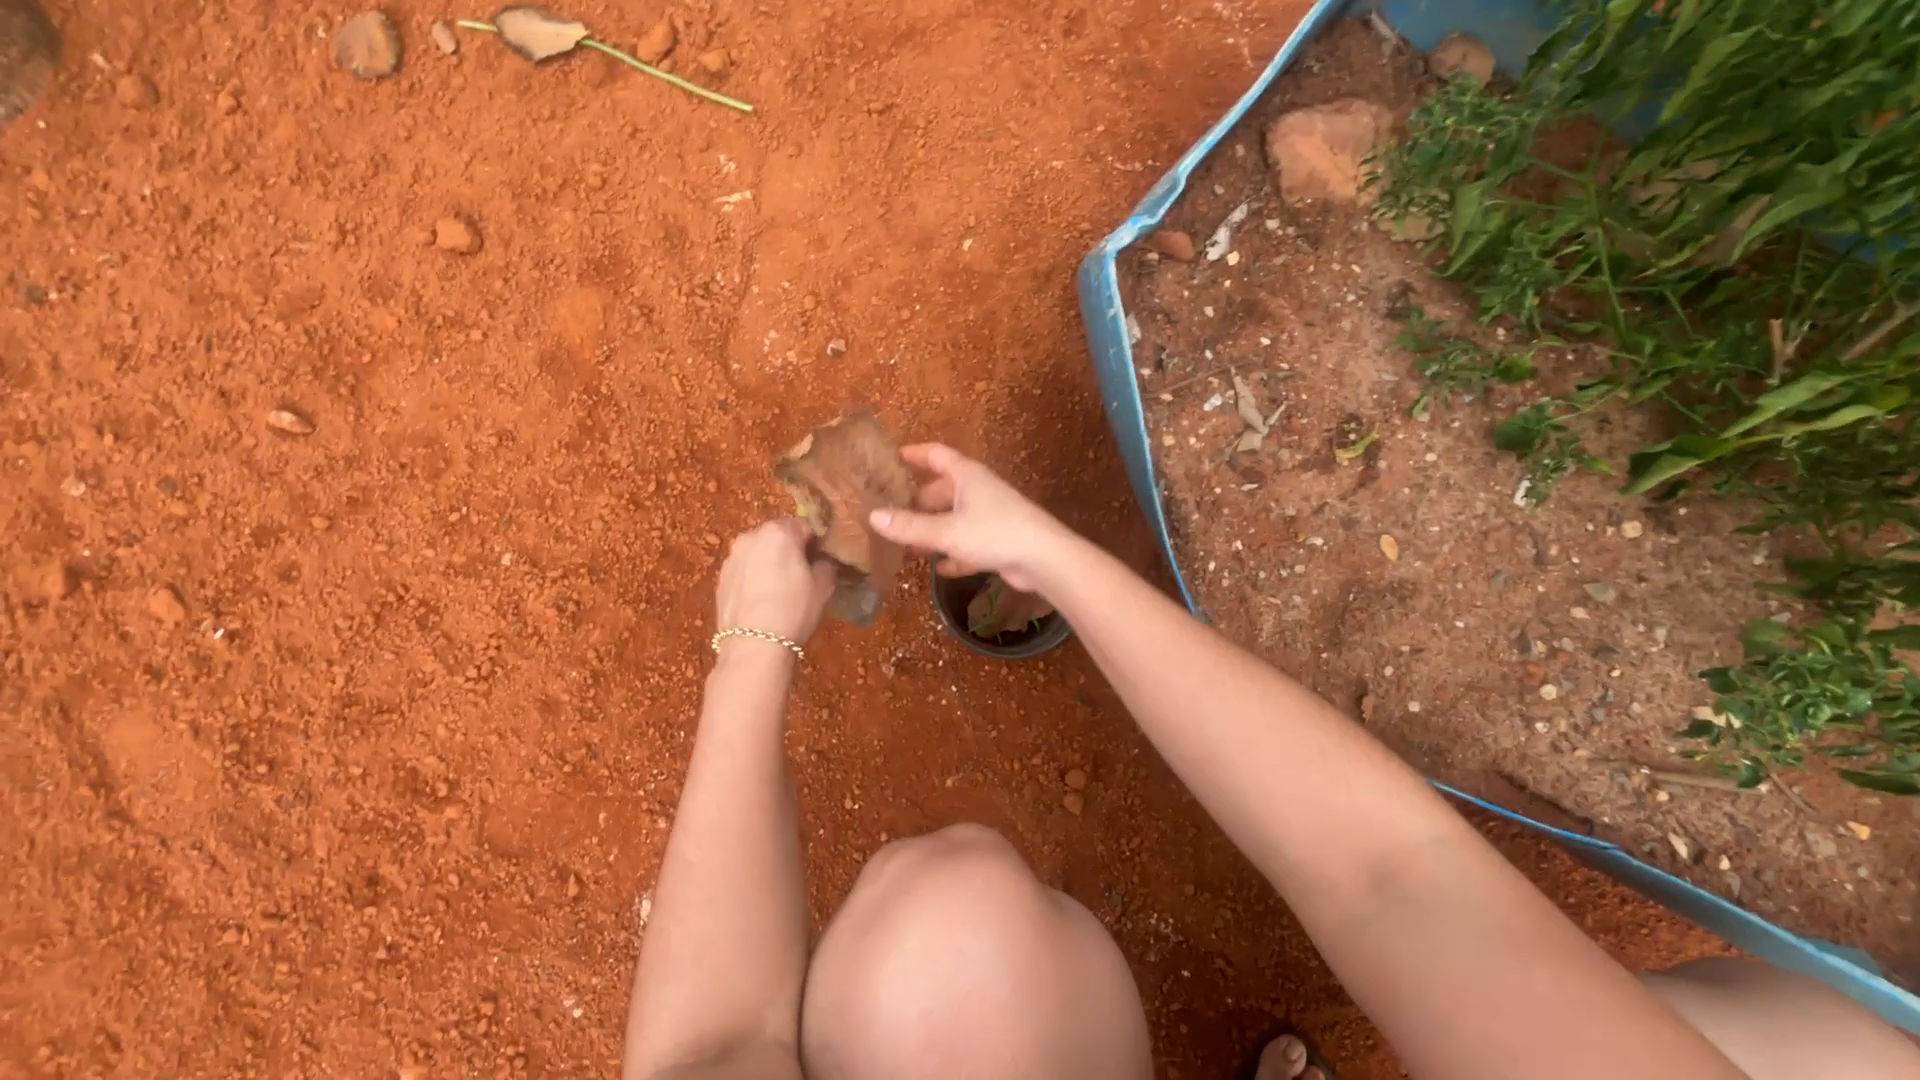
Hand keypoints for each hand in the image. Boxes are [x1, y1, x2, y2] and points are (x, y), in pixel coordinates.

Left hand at [715, 519, 837, 647]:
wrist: (753, 645)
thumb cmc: (794, 610)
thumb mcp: (824, 587)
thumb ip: (826, 564)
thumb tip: (822, 560)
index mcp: (779, 532)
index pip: (804, 525)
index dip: (815, 543)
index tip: (820, 562)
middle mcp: (751, 537)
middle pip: (777, 536)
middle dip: (789, 551)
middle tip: (802, 577)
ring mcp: (732, 558)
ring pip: (758, 553)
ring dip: (769, 564)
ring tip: (779, 592)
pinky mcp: (720, 579)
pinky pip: (744, 571)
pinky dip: (753, 580)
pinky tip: (761, 603)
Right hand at [867, 443, 1077, 592]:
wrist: (1044, 558)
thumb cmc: (993, 533)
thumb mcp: (945, 531)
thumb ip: (909, 526)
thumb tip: (873, 516)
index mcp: (966, 476)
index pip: (936, 455)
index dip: (914, 454)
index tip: (891, 458)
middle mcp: (979, 490)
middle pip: (942, 491)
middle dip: (918, 503)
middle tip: (891, 516)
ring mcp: (991, 516)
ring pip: (955, 519)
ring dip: (933, 532)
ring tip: (909, 547)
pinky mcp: (1000, 541)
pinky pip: (970, 544)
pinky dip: (955, 553)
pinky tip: (942, 568)